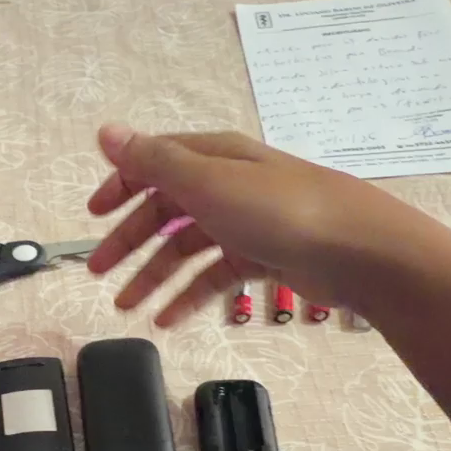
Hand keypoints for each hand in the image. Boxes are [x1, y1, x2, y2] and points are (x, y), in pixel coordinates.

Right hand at [85, 125, 450, 325]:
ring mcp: (243, 223)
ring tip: (127, 307)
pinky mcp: (259, 257)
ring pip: (185, 250)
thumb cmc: (279, 211)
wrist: (356, 252)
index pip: (154, 165)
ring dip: (152, 277)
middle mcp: (226, 186)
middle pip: (164, 212)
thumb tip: (107, 132)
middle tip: (98, 272)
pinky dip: (186, 297)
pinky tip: (167, 318)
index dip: (120, 186)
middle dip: (129, 242)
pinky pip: (211, 277)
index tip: (93, 215)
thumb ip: (153, 161)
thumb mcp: (207, 182)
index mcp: (213, 159)